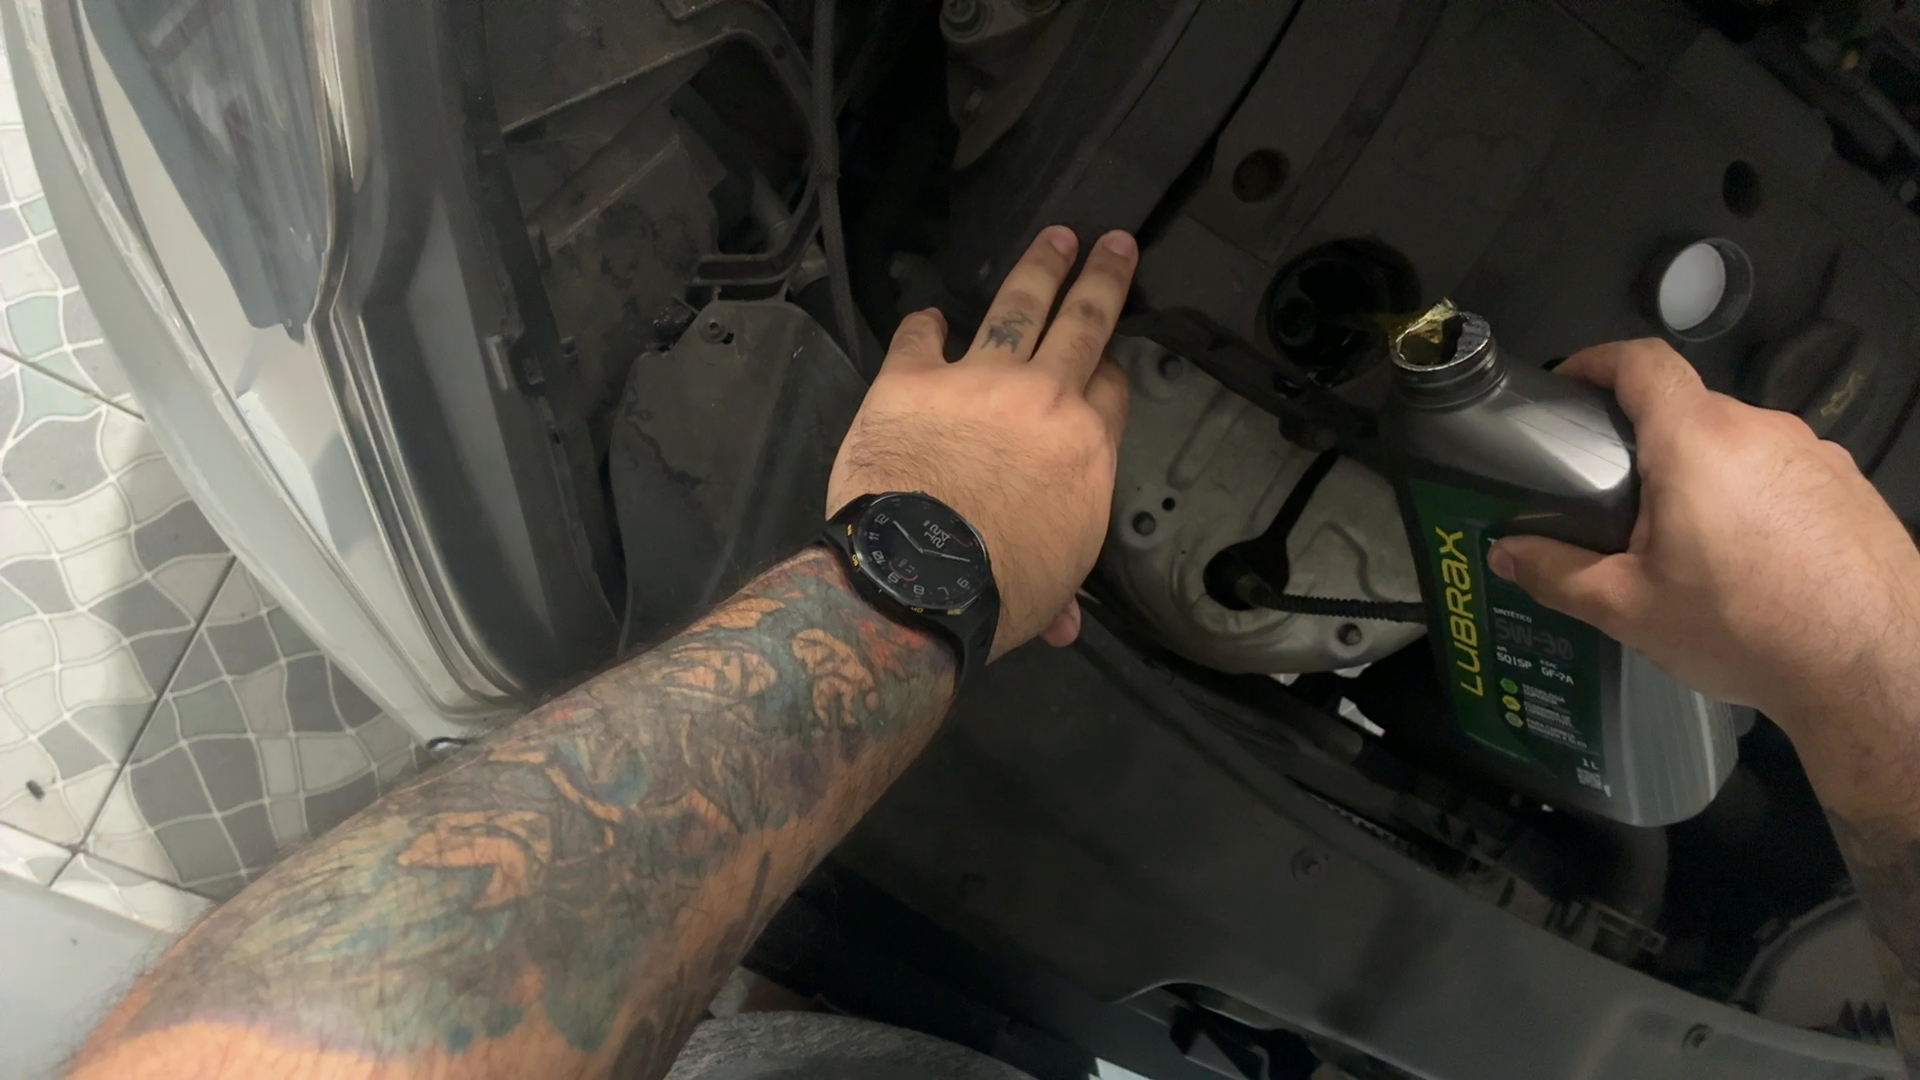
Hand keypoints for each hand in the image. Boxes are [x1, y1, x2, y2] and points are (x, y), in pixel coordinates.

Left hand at [827, 226, 1136, 657]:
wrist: (919, 580)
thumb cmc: (995, 591)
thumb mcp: (1049, 589)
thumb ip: (1060, 591)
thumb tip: (1065, 625)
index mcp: (1084, 448)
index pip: (1109, 389)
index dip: (1109, 369)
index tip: (1106, 362)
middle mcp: (1043, 400)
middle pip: (1083, 324)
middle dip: (1102, 280)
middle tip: (1114, 245)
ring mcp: (977, 381)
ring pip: (1019, 307)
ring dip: (1040, 269)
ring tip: (1056, 239)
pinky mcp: (911, 379)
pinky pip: (921, 336)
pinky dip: (925, 324)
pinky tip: (929, 313)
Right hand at [1486, 339, 1919, 731]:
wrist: (1887, 673)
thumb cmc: (1746, 628)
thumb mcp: (1621, 605)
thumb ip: (1551, 572)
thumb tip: (1504, 554)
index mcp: (1698, 445)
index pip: (1645, 364)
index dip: (1596, 360)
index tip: (1563, 384)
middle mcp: (1762, 433)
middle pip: (1681, 405)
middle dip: (1629, 432)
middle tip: (1591, 484)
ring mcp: (1815, 457)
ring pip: (1727, 437)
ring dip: (1682, 464)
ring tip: (1655, 526)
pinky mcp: (1848, 487)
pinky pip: (1768, 465)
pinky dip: (1730, 486)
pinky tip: (1721, 547)